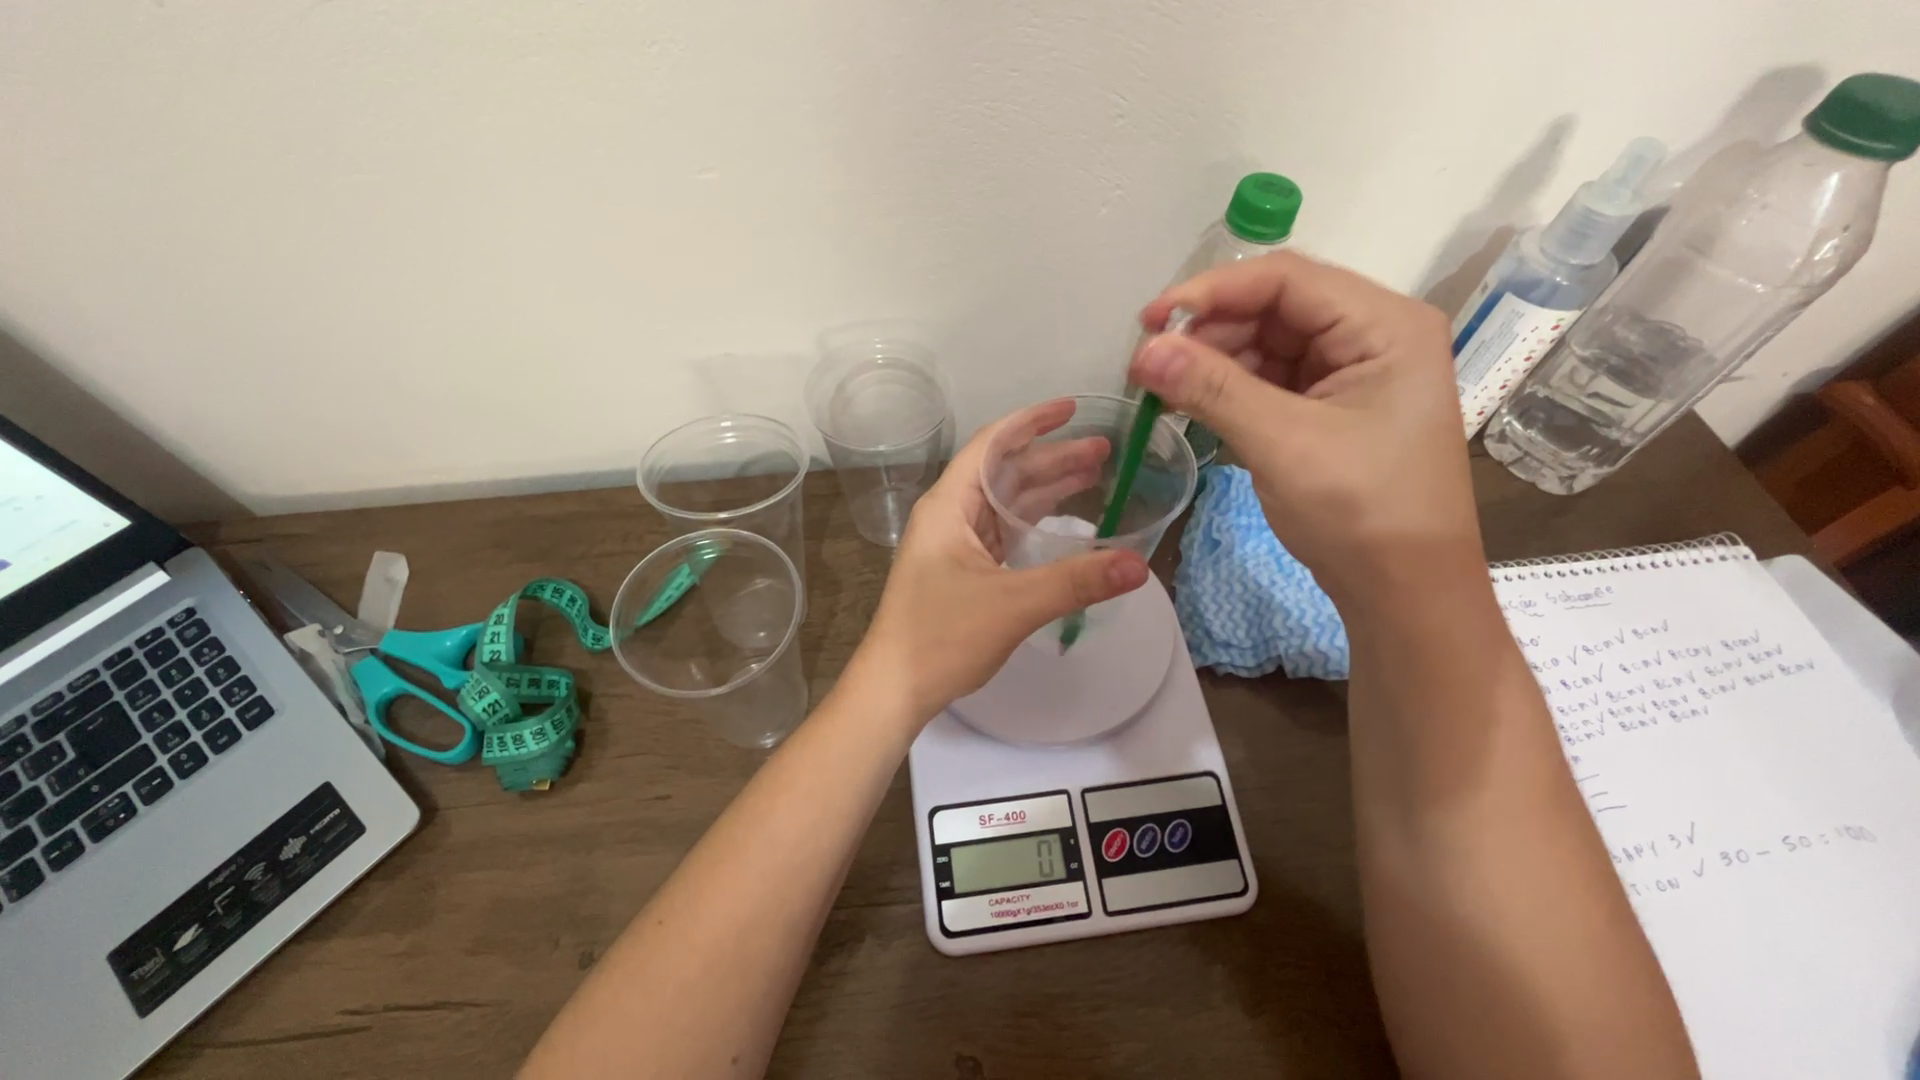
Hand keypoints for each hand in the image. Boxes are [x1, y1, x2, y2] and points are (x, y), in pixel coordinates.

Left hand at [845, 401, 1151, 724]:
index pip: (992, 445)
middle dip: (1052, 457)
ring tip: (1095, 478)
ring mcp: (955, 545)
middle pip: (1004, 472)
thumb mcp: (1012, 605)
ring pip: (1006, 503)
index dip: (1032, 422)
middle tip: (1104, 451)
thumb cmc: (940, 637)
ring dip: (1047, 489)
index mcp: (949, 506)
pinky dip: (1036, 522)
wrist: (895, 689)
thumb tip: (1139, 565)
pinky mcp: (964, 572)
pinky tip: (1065, 524)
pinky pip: (1005, 532)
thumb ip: (1076, 582)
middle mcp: (950, 516)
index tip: (1072, 408)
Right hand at [1128, 250, 1481, 611]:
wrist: (1404, 591)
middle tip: (1149, 363)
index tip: (1148, 322)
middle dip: (1209, 330)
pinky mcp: (1333, 408)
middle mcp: (1373, 335)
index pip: (1287, 280)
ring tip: (1163, 386)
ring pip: (1268, 344)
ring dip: (1214, 361)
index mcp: (1385, 325)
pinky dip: (1230, 388)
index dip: (1212, 291)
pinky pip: (1272, 380)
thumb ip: (1212, 389)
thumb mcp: (1283, 444)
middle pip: (1276, 308)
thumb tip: (1142, 352)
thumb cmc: (1362, 512)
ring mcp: (1353, 373)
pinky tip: (1193, 403)